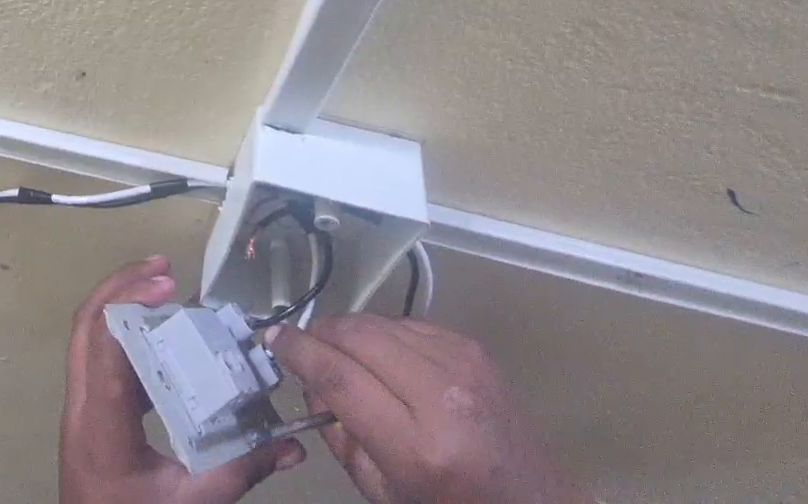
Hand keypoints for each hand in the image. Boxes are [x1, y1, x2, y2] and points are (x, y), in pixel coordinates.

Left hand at [60, 256, 305, 503]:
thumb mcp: (192, 503)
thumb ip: (241, 470)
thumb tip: (291, 445)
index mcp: (102, 426)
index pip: (103, 350)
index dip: (128, 306)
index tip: (168, 285)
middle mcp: (80, 407)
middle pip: (86, 327)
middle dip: (120, 286)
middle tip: (163, 267)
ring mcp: (77, 408)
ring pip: (86, 337)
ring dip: (118, 302)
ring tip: (161, 284)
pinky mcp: (86, 412)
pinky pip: (96, 356)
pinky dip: (123, 331)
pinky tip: (158, 332)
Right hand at [265, 316, 588, 503]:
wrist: (533, 503)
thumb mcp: (384, 493)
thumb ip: (341, 437)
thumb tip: (313, 384)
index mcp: (418, 446)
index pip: (340, 378)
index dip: (299, 352)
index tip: (274, 339)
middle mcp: (441, 396)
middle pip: (358, 337)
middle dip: (321, 334)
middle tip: (302, 345)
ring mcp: (462, 363)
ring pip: (380, 322)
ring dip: (350, 332)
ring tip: (340, 353)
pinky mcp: (472, 346)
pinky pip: (407, 323)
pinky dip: (383, 334)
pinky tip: (381, 355)